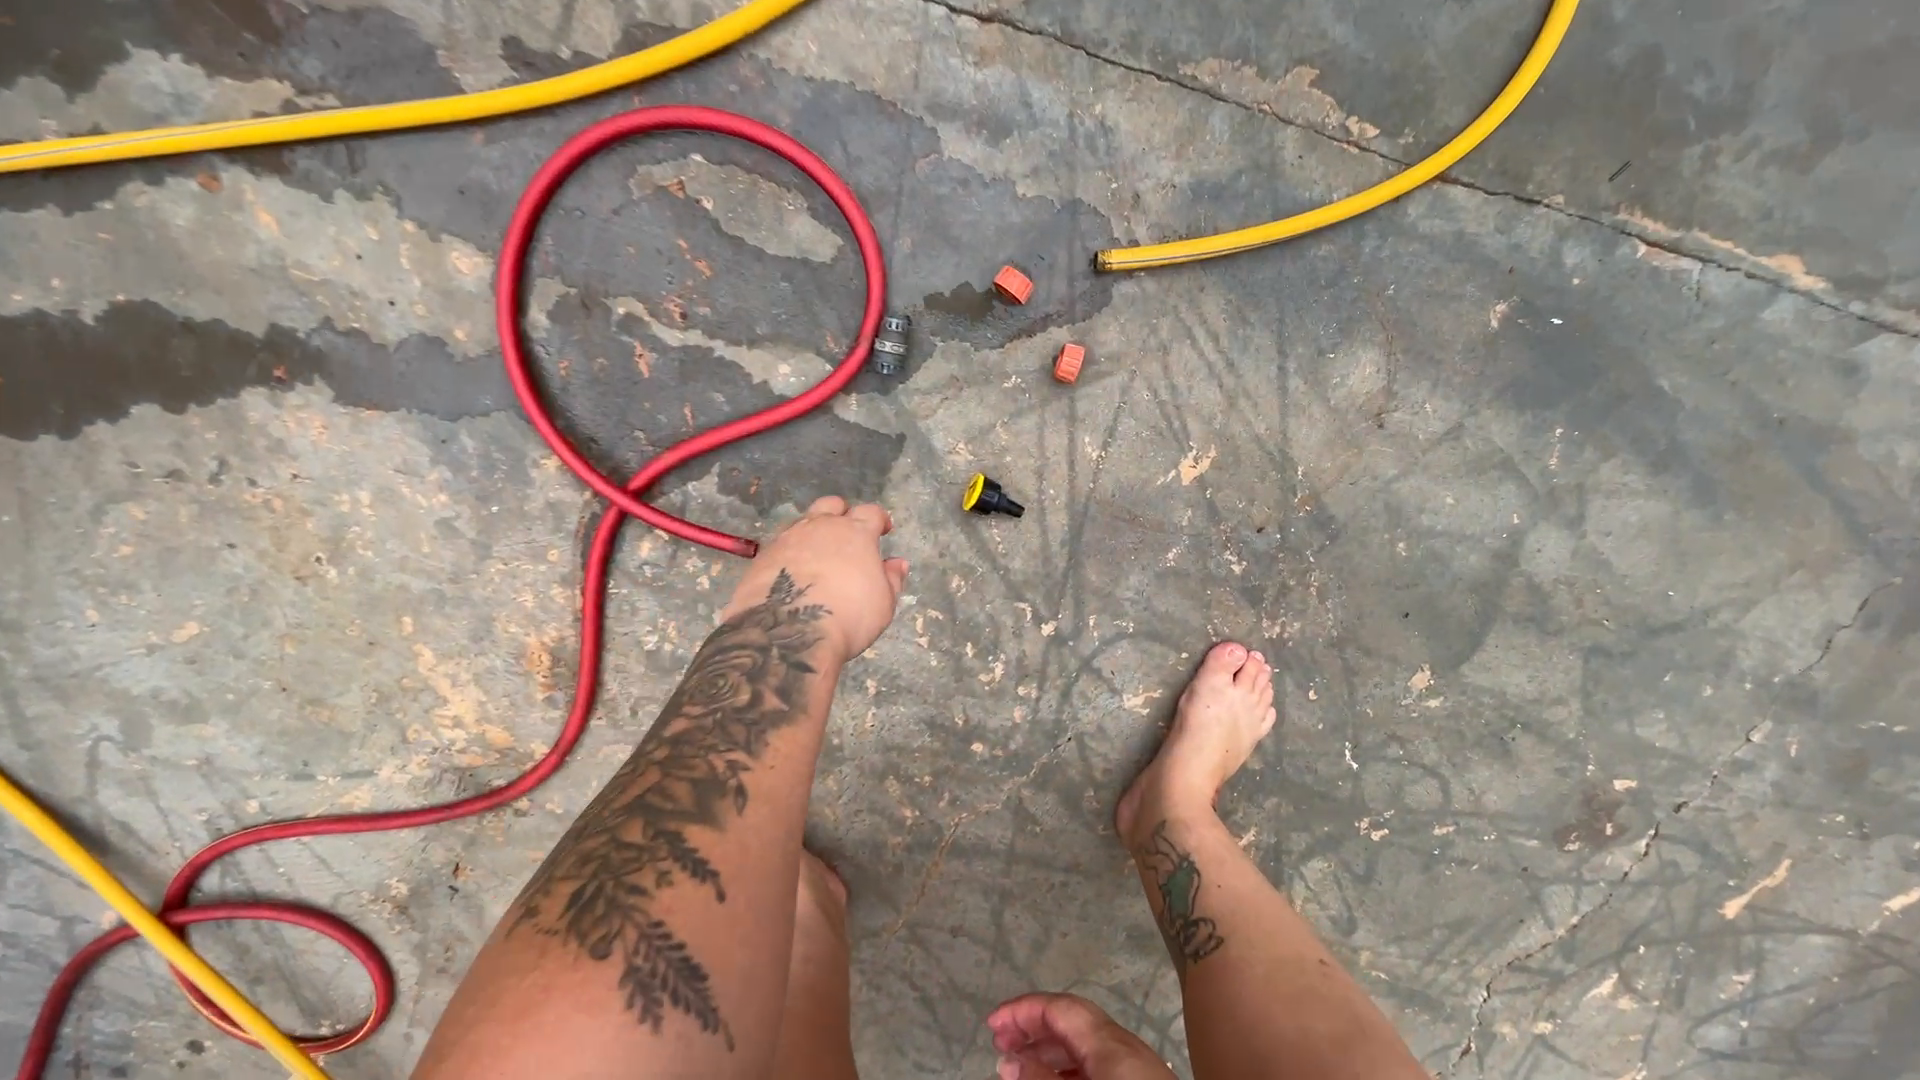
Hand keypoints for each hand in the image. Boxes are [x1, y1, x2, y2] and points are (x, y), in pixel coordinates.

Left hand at [722, 496, 908, 662]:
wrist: (787, 631)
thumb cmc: (848, 616)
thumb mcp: (883, 603)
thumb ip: (891, 579)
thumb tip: (897, 563)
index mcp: (856, 532)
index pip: (871, 512)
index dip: (880, 519)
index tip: (884, 530)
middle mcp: (821, 526)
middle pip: (832, 504)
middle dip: (842, 513)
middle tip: (848, 533)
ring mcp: (788, 537)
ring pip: (803, 521)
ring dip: (813, 531)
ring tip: (818, 553)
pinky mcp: (763, 556)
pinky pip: (781, 544)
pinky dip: (791, 551)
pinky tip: (793, 571)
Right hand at [987, 993, 1175, 1079]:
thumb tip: (1009, 1061)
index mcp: (1107, 1041)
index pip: (1058, 1007)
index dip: (1022, 1010)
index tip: (992, 1024)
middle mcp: (1121, 1044)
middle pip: (1071, 1019)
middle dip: (1033, 1025)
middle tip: (1000, 1042)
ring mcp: (1134, 1064)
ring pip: (1083, 1042)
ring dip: (1048, 1049)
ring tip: (1019, 1066)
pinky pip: (1096, 1063)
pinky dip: (1068, 1067)